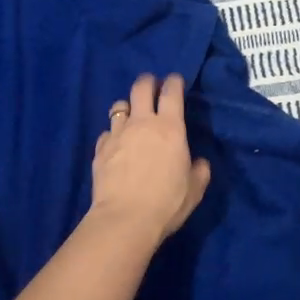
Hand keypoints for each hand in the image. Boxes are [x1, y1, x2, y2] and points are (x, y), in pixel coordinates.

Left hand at [89, 73, 210, 244]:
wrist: (125, 219)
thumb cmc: (166, 203)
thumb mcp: (194, 190)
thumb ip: (199, 171)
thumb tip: (199, 162)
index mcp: (170, 128)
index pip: (171, 92)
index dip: (174, 81)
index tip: (175, 80)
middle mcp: (142, 123)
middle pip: (141, 87)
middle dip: (148, 81)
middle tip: (152, 86)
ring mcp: (118, 133)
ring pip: (119, 105)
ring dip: (127, 107)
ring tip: (131, 116)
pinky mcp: (100, 148)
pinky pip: (106, 132)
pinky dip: (112, 134)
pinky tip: (116, 145)